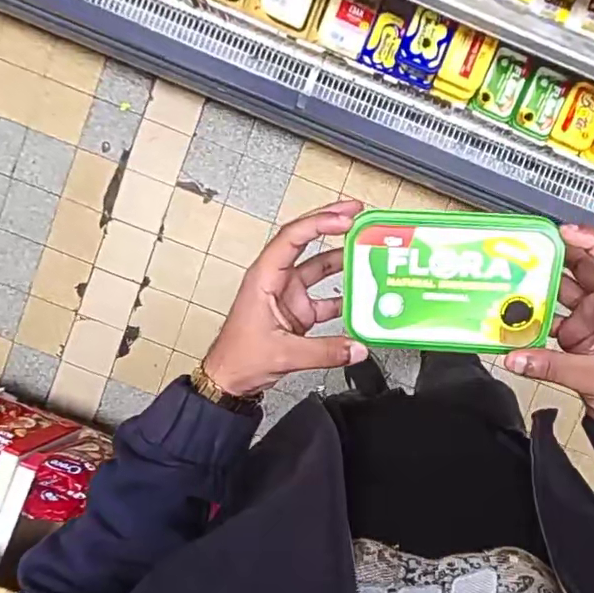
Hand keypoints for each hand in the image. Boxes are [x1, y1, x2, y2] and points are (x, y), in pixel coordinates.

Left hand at [200, 199, 369, 395]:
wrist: (229, 379)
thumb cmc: (238, 358)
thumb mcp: (284, 354)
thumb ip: (326, 351)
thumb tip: (357, 347)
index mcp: (264, 278)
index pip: (292, 237)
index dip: (320, 223)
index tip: (344, 219)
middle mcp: (277, 280)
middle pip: (305, 241)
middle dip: (331, 223)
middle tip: (356, 213)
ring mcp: (289, 295)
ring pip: (319, 267)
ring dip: (341, 257)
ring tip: (364, 247)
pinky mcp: (298, 312)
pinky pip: (327, 297)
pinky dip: (344, 295)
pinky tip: (361, 295)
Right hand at [503, 224, 593, 424]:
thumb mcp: (590, 376)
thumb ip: (547, 365)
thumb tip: (516, 356)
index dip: (591, 240)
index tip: (565, 232)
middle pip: (586, 267)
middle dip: (560, 253)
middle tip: (534, 246)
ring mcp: (593, 319)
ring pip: (568, 288)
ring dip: (546, 282)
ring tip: (521, 275)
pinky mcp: (579, 334)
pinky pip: (555, 315)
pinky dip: (539, 313)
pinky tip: (521, 313)